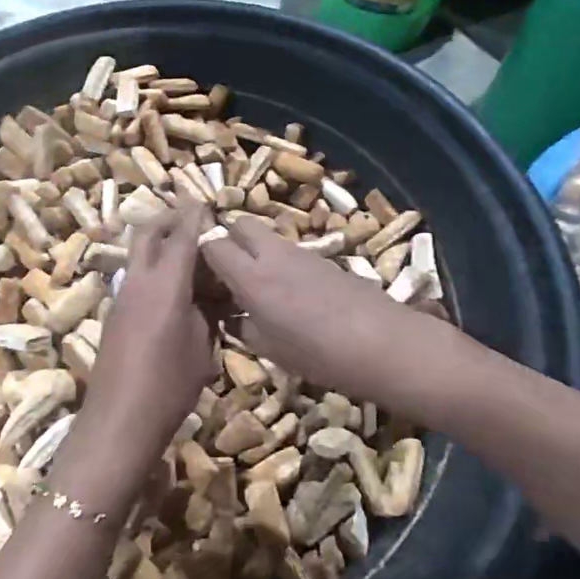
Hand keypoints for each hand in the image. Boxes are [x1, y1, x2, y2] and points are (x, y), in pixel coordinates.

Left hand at [81, 199, 215, 441]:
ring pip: (140, 256)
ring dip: (162, 247)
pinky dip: (156, 272)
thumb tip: (209, 294)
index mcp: (164, 285)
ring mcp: (122, 299)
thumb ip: (206, 312)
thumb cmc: (169, 385)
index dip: (196, 215)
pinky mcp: (115, 316)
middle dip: (171, 220)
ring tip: (193, 259)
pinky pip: (137, 279)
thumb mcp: (201, 346)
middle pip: (149, 234)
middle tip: (195, 223)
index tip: (207, 202)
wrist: (119, 422)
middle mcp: (138, 283)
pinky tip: (176, 293)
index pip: (182, 235)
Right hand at [199, 218, 461, 415]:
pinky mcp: (323, 257)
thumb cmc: (319, 354)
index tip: (197, 273)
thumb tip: (229, 314)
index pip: (212, 243)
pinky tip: (287, 291)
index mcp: (252, 277)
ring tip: (255, 285)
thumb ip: (242, 326)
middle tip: (224, 272)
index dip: (200, 252)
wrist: (382, 343)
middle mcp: (273, 254)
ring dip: (253, 250)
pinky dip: (277, 261)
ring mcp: (302, 252)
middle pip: (240, 223)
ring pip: (266, 235)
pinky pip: (289, 249)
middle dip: (227, 238)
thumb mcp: (270, 349)